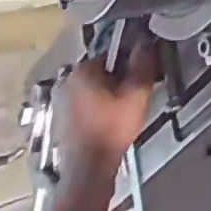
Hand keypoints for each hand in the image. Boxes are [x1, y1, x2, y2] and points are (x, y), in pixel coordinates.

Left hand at [60, 44, 159, 176]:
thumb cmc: (113, 127)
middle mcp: (69, 80)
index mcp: (83, 70)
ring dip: (113, 91)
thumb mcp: (137, 92)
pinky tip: (113, 118)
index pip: (115, 51)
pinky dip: (103, 104)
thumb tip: (147, 41)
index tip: (144, 74)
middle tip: (138, 92)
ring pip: (98, 86)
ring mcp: (63, 100)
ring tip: (128, 106)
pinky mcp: (64, 117)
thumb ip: (143, 63)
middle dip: (123, 76)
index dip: (133, 60)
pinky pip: (90, 101)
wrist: (89, 169)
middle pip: (106, 69)